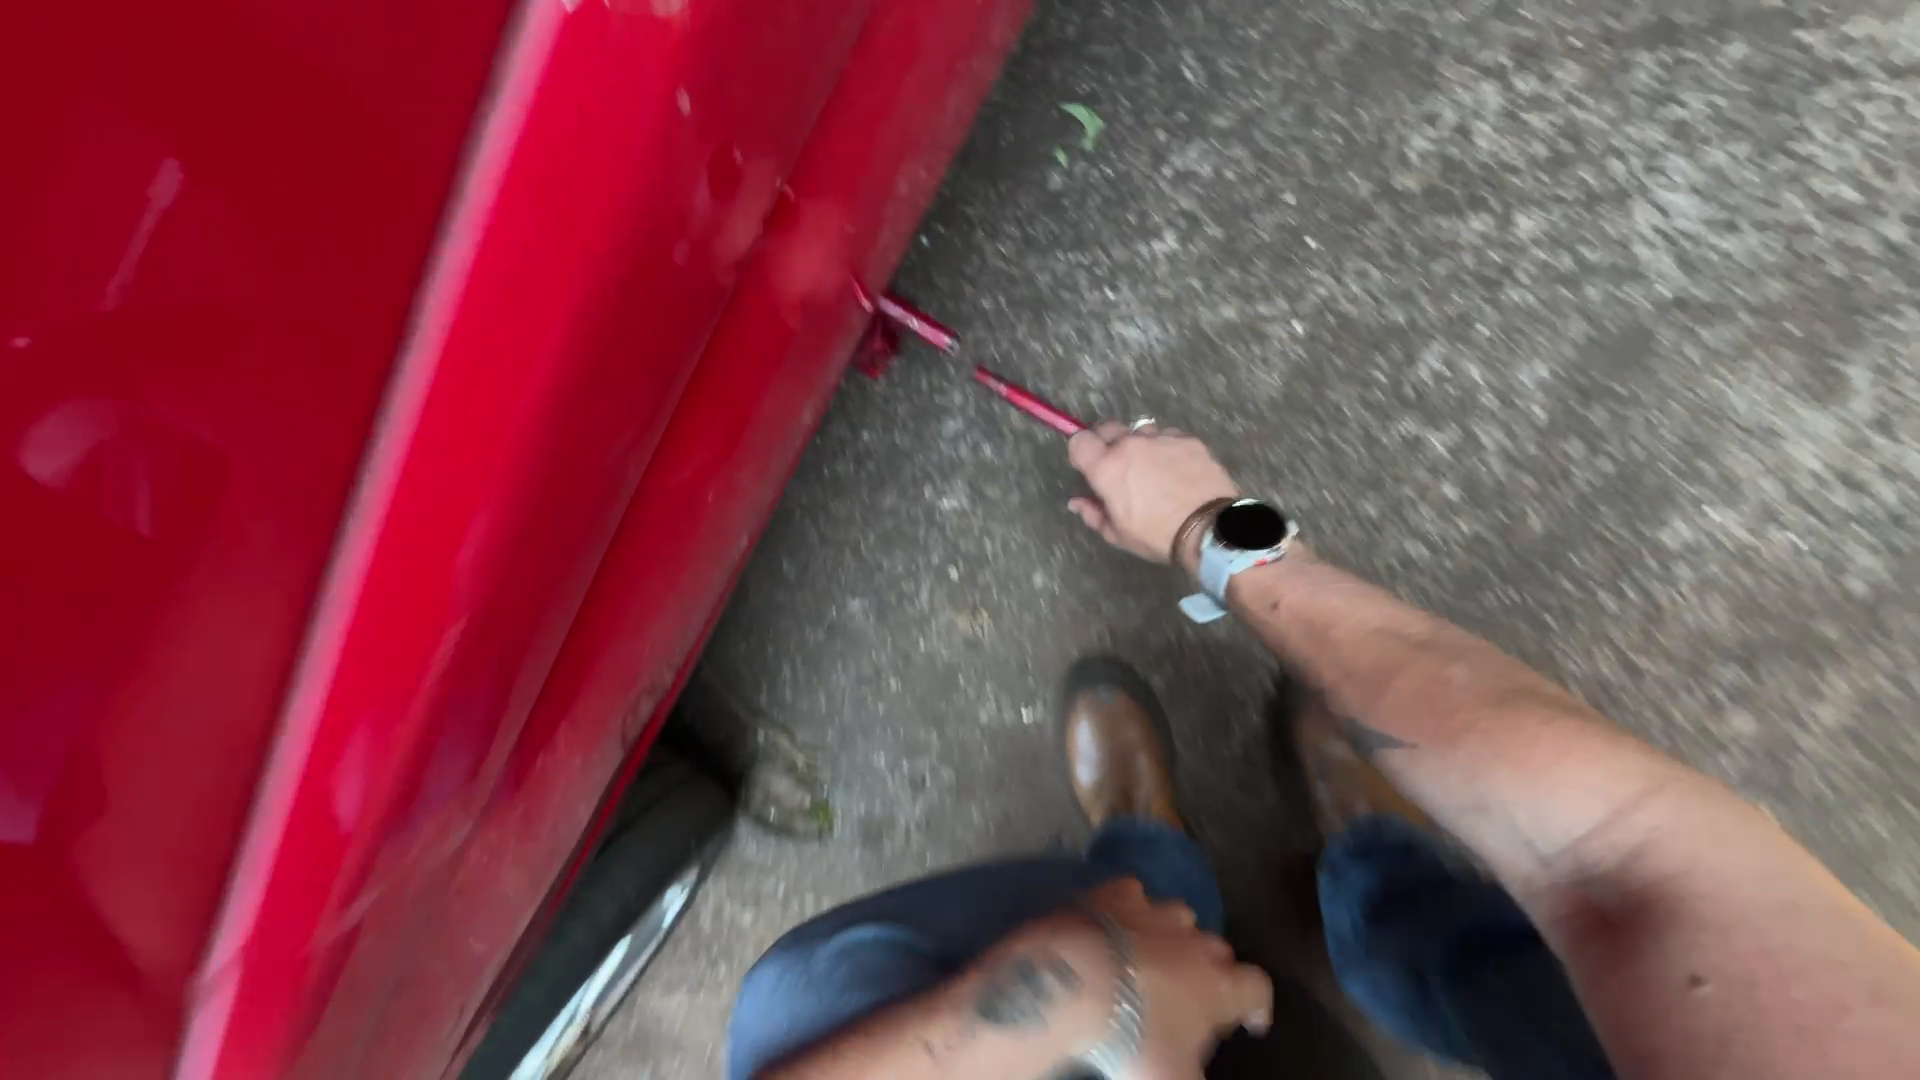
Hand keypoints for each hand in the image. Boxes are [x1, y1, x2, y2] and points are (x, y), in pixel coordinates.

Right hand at [1067, 422, 1239, 566]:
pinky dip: (1166, 448)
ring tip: (1153, 469)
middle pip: (1108, 428)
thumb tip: (1077, 502)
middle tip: (1118, 467)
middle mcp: (1130, 445)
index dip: (1080, 452)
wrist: (1209, 529)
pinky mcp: (1188, 439)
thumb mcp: (1118, 534)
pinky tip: (1177, 469)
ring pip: (1141, 432)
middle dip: (1107, 443)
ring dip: (1140, 445)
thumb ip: (1093, 513)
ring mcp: (1161, 438)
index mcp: (1106, 468)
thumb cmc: (1157, 535)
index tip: (1088, 466)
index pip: (1079, 441)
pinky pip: (1168, 437)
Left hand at [1089, 877, 1272, 1078]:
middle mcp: (1195, 942)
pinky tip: (1123, 918)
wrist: (1076, 981)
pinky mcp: (1117, 893)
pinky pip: (1134, 893)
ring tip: (1160, 953)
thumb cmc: (1133, 1037)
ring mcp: (1156, 911)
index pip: (1257, 988)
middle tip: (1197, 994)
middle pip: (1219, 949)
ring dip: (1177, 934)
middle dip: (1214, 969)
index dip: (1257, 1005)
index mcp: (1219, 986)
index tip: (1249, 1021)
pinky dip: (1133, 906)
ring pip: (1181, 916)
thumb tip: (1198, 1077)